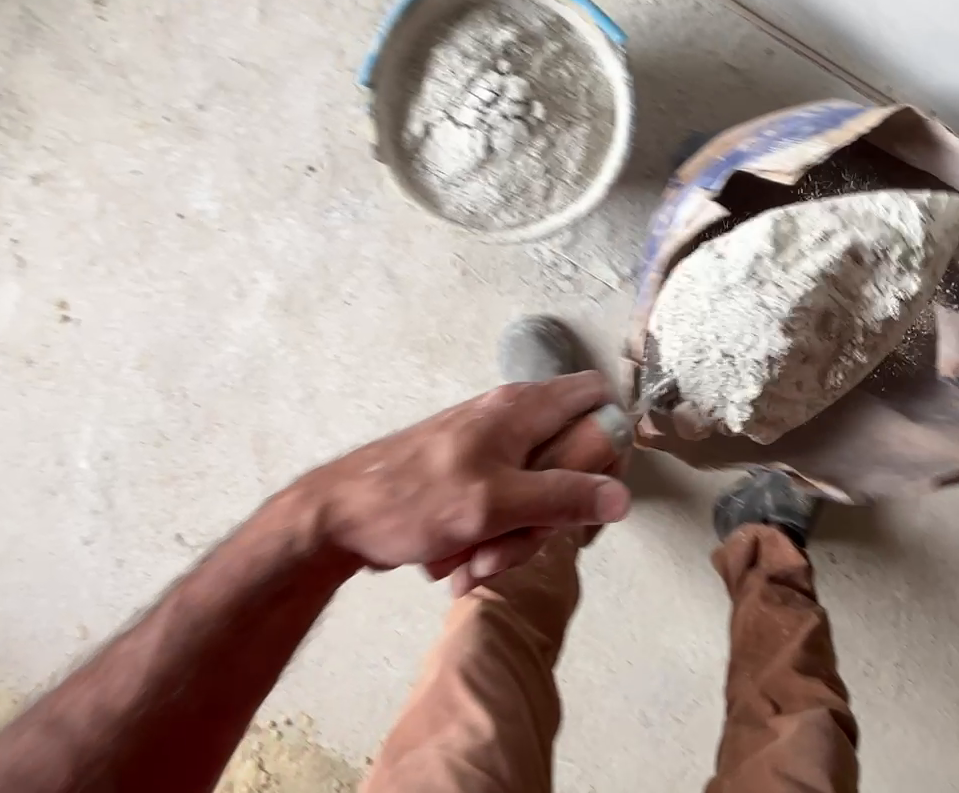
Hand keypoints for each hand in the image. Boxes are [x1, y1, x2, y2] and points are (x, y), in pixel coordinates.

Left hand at [300, 371, 630, 576]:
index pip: (596, 396)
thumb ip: (563, 497)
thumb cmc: (411, 499)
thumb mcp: (495, 504)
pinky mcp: (473, 477)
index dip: (612, 437)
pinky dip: (491, 539)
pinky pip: (507, 508)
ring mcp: (492, 449)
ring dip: (516, 538)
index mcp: (523, 408)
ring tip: (475, 561)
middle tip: (518, 540)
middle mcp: (512, 420)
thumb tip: (623, 498)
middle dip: (552, 514)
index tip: (598, 488)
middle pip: (571, 460)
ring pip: (538, 494)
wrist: (335, 518)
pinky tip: (459, 562)